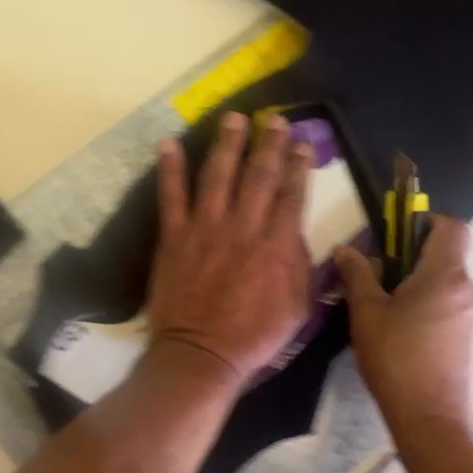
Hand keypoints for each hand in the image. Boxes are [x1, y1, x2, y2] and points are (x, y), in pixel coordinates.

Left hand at [147, 112, 314, 384]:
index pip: (291, 195)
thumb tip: (296, 232)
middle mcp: (243, 227)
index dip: (298, 166)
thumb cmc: (254, 337)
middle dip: (269, 144)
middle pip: (259, 176)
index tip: (303, 144)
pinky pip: (172, 196)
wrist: (201, 354)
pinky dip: (170, 168)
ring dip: (227, 144)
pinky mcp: (175, 236)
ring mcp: (206, 228)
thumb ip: (300, 265)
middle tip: (275, 120)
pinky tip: (169, 143)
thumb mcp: (297, 308)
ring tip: (234, 118)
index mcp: (276, 245)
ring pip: (218, 175)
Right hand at [334, 217, 472, 428]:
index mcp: (447, 277)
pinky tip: (412, 344)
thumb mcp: (367, 313)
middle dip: (416, 266)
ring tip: (393, 320)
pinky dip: (436, 318)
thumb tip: (346, 250)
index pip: (452, 227)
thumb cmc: (396, 360)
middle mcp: (472, 292)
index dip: (428, 222)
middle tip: (383, 287)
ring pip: (451, 291)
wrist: (433, 423)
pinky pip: (457, 316)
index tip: (400, 237)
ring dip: (425, 294)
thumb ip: (358, 275)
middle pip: (447, 261)